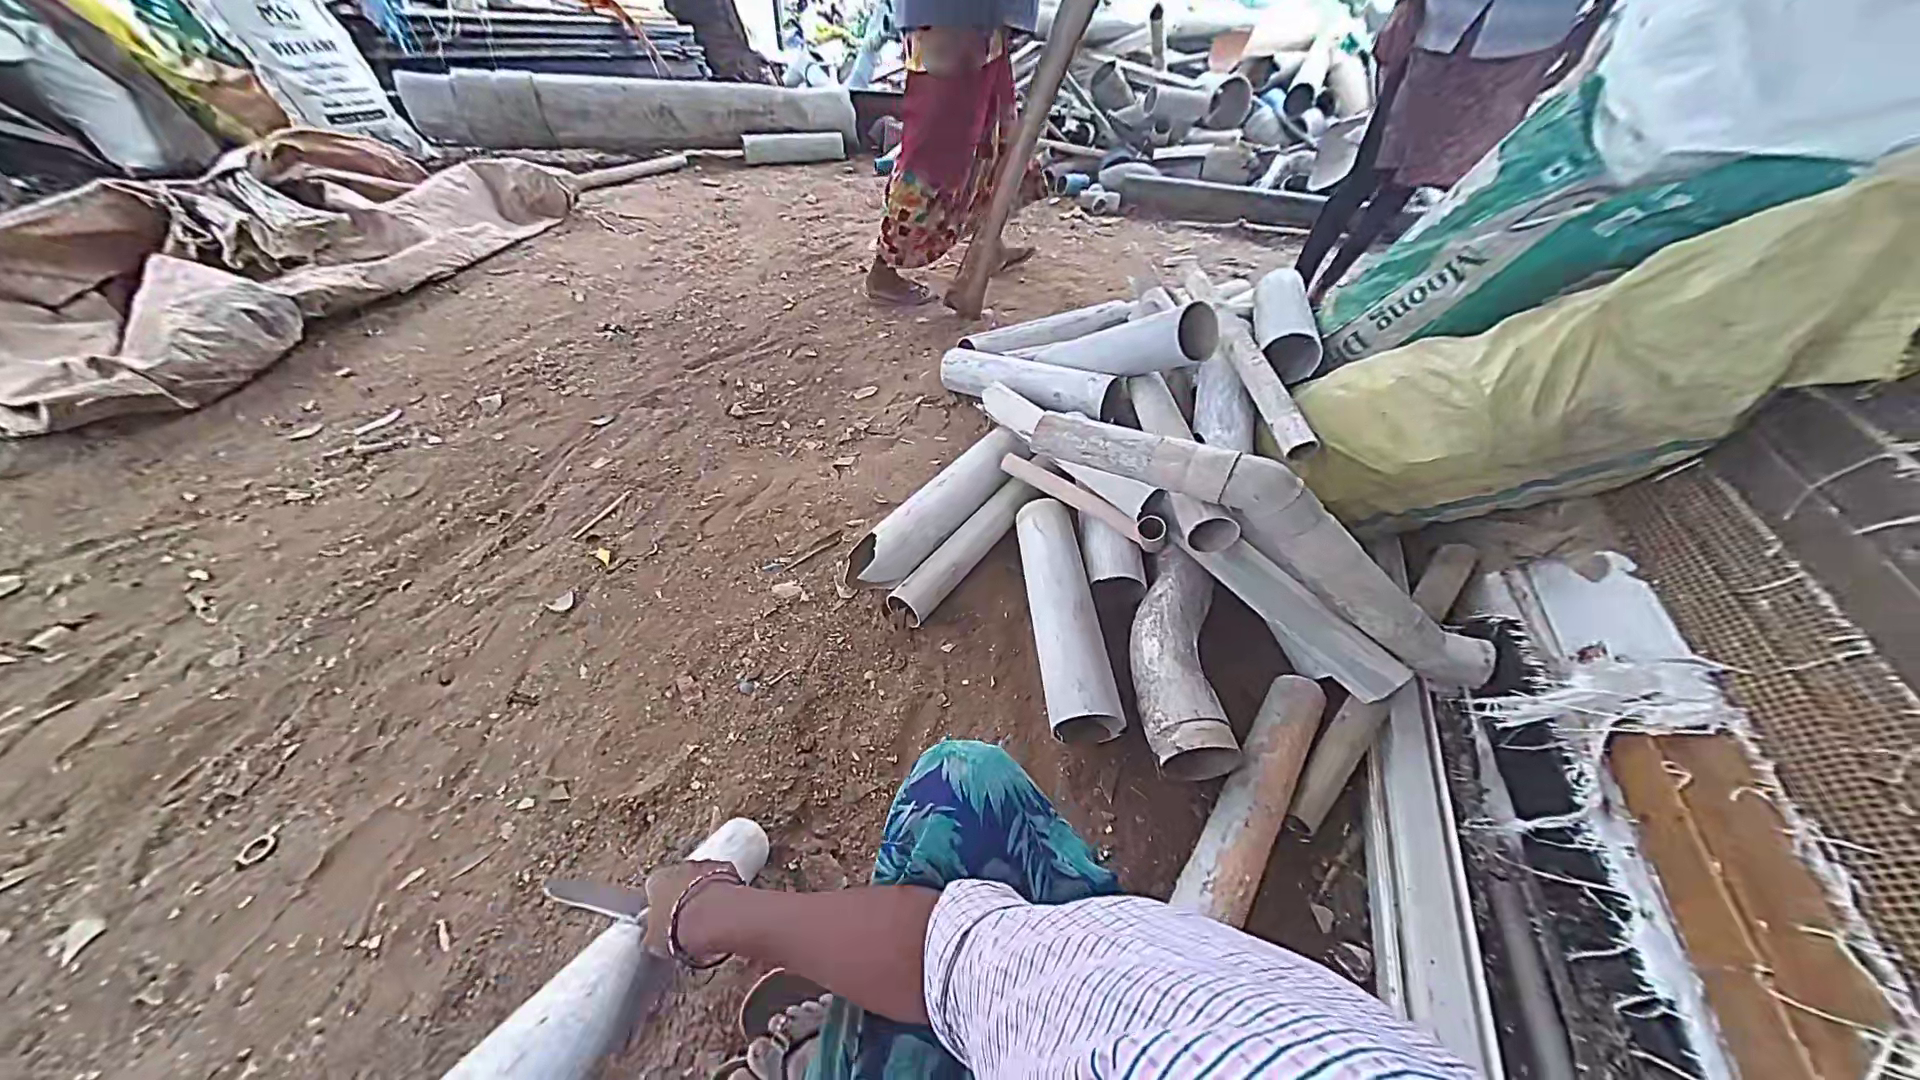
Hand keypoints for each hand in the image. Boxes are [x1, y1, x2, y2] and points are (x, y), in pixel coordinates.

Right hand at [642, 859, 737, 955]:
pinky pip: (722, 878)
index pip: (653, 888)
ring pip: (701, 877)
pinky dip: (723, 889)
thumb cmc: (677, 927)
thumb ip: (651, 933)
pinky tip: (724, 908)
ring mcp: (705, 864)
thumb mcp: (653, 941)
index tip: (664, 920)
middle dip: (682, 894)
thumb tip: (653, 937)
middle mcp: (680, 866)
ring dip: (703, 890)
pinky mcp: (728, 867)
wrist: (713, 915)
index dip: (659, 905)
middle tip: (687, 919)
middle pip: (679, 879)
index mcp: (657, 880)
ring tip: (708, 916)